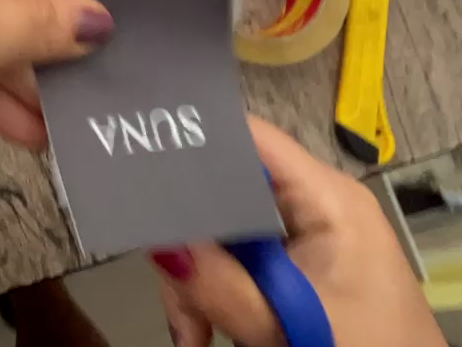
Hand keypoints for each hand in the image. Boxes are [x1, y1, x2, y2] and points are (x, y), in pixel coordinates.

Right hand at [150, 117, 445, 346]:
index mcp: (326, 195)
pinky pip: (240, 258)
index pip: (244, 134)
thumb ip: (220, 284)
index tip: (136, 159)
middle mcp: (315, 201)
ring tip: (189, 329)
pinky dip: (216, 290)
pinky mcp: (302, 265)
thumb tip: (156, 240)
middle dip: (188, 236)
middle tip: (167, 282)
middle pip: (223, 186)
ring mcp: (309, 234)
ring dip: (197, 276)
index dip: (190, 136)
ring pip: (223, 228)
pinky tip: (202, 330)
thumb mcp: (290, 324)